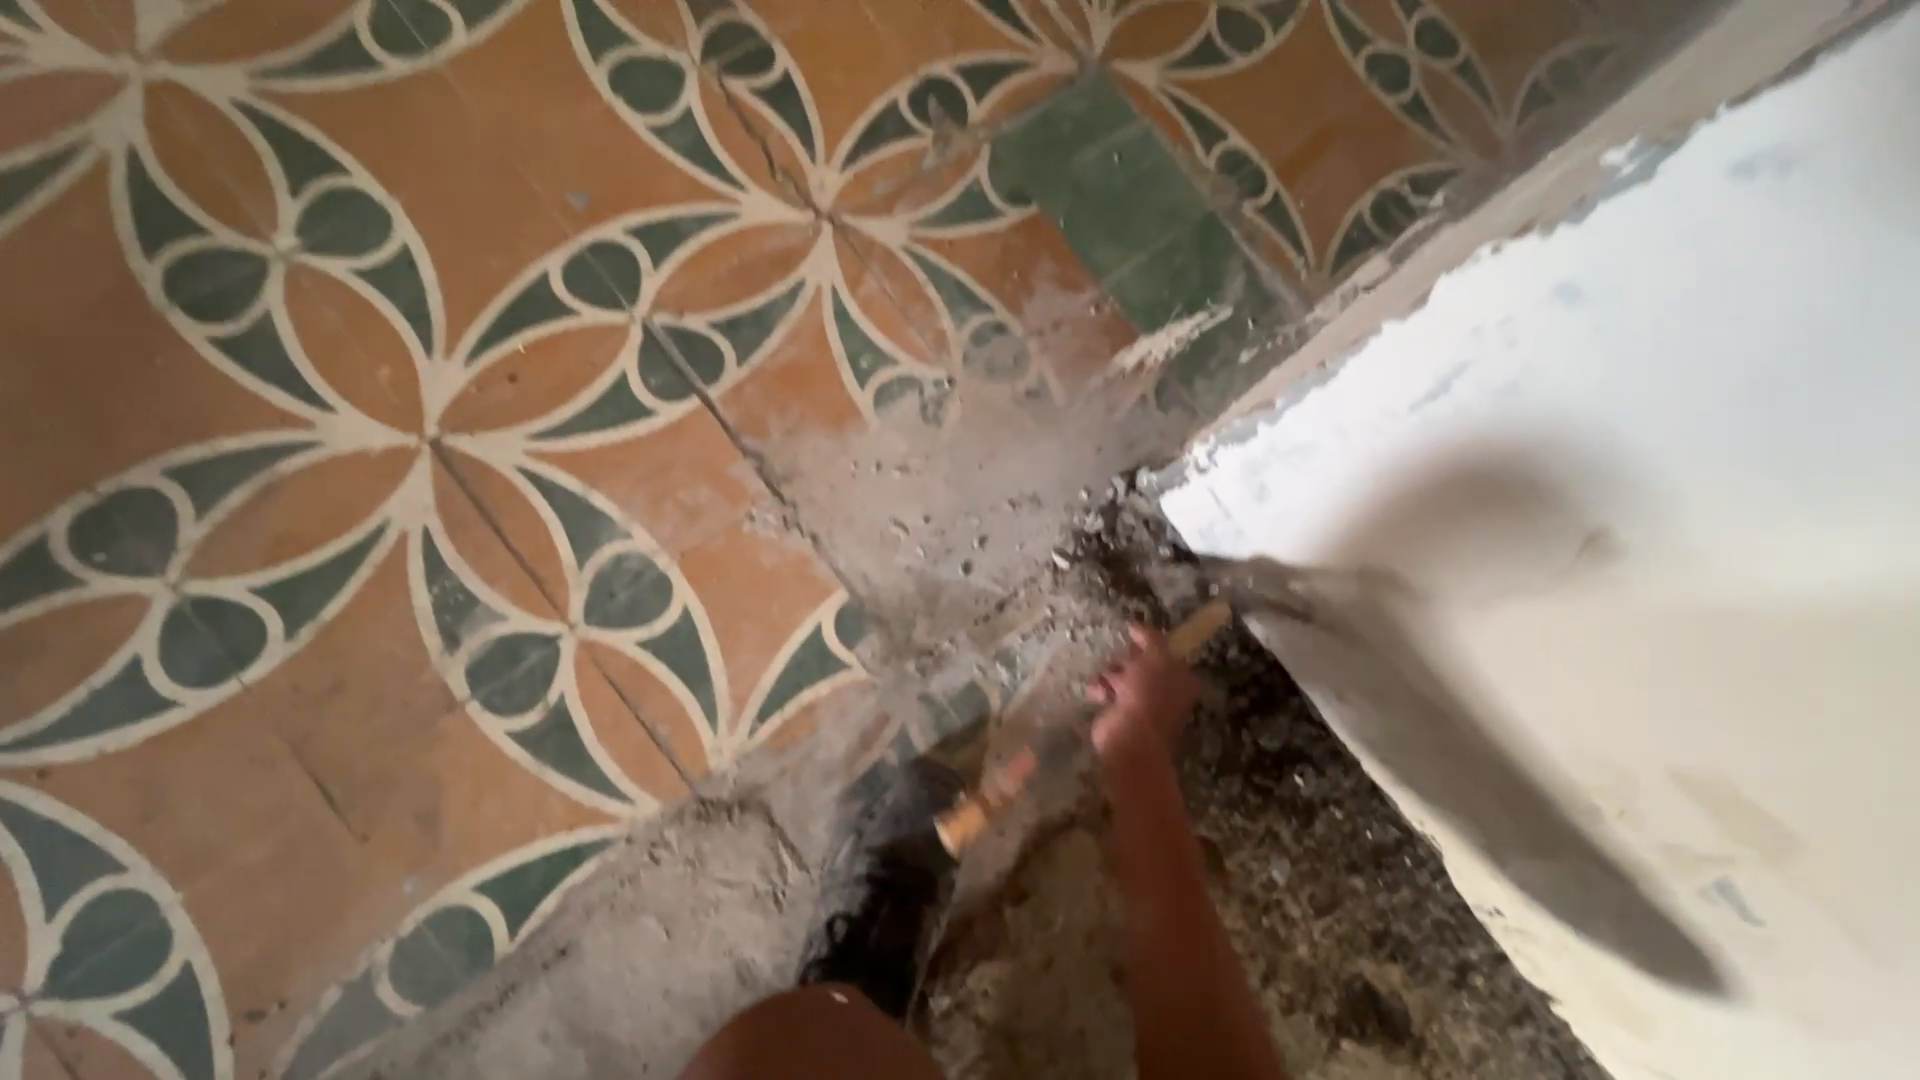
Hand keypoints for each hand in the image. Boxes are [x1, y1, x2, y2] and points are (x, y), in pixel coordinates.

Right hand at [1088, 624, 1200, 761]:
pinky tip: (1099, 694)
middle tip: (1121, 662)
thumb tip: (1135, 626)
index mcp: (1182, 679)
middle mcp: (1165, 691)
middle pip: (1141, 663)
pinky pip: (1107, 691)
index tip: (1133, 638)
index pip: (1166, 653)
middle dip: (1126, 660)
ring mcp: (1142, 704)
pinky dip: (1100, 689)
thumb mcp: (1156, 657)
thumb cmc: (1149, 694)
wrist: (1130, 737)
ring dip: (1110, 674)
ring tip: (1107, 681)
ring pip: (1121, 675)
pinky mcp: (1119, 713)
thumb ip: (1149, 638)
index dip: (1149, 644)